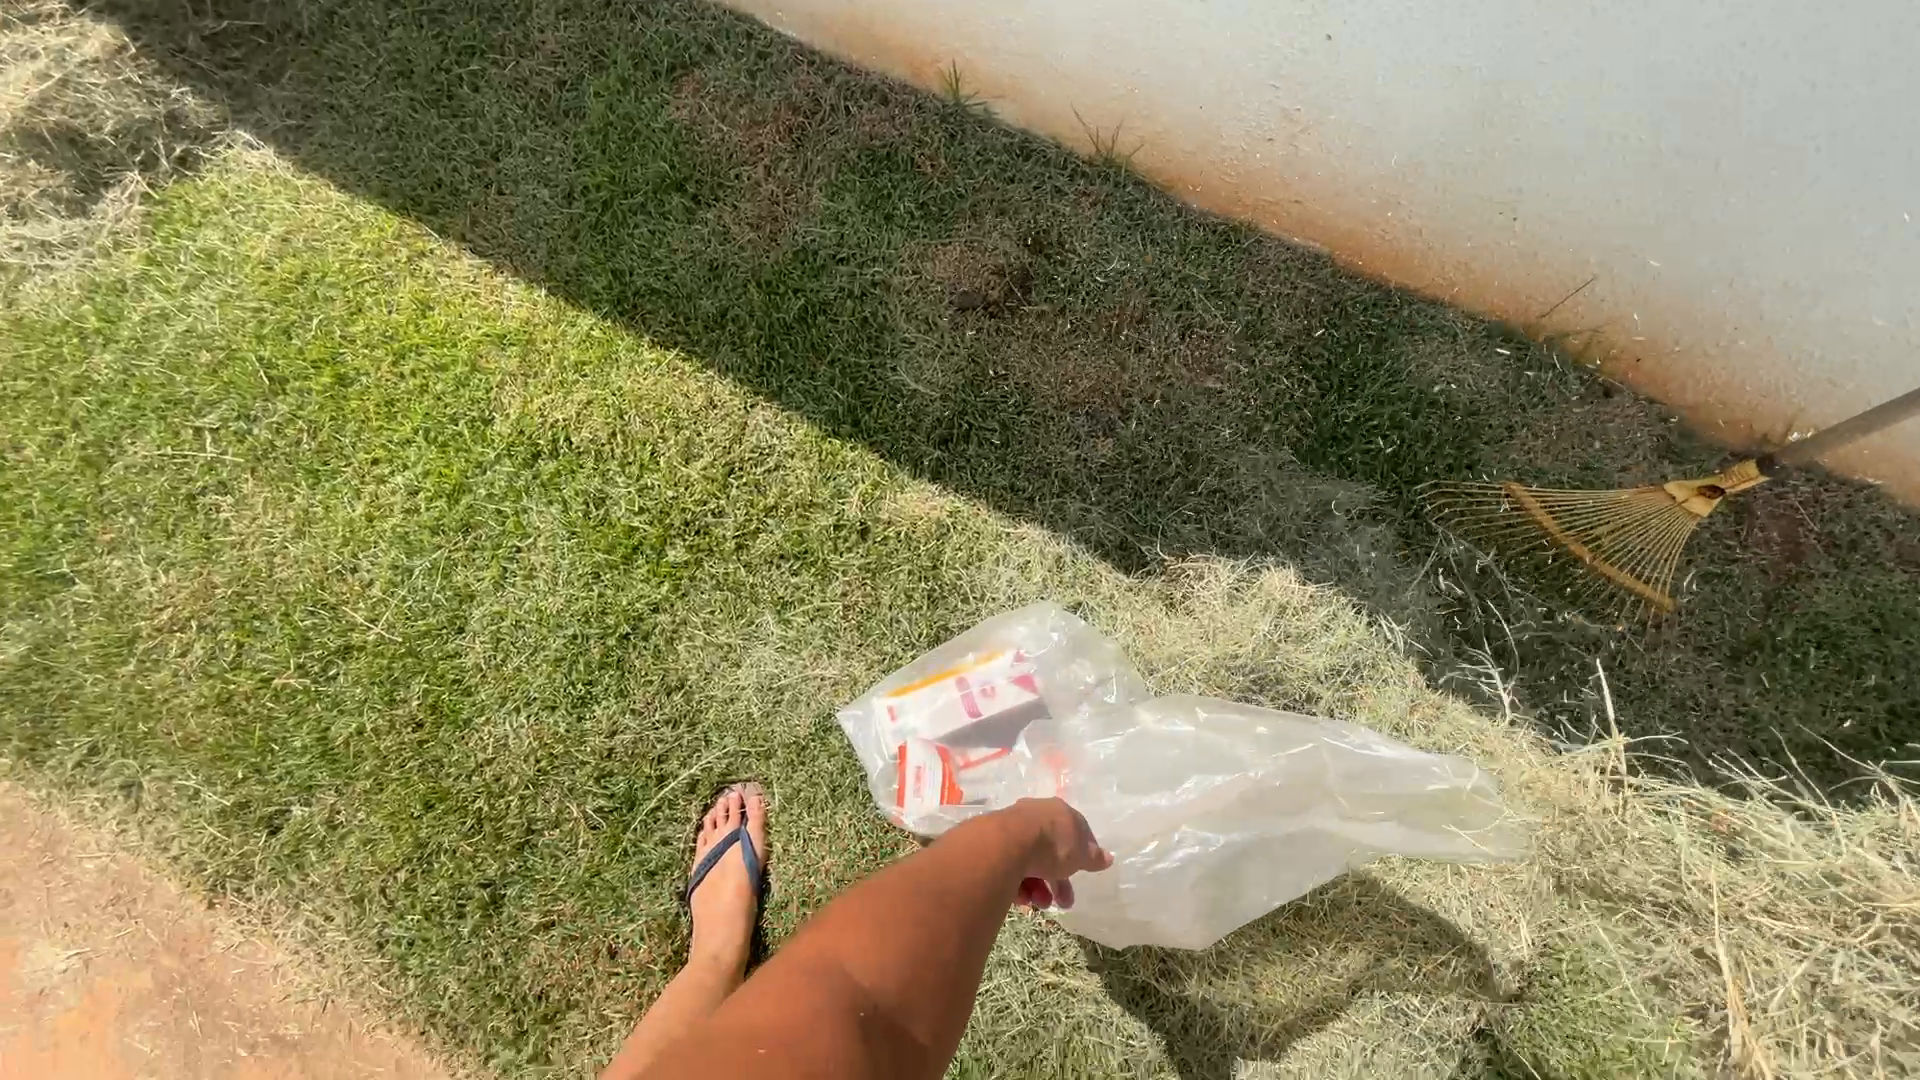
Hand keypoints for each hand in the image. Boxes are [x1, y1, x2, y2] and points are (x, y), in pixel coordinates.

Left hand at [999, 797, 1111, 910]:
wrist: (1008, 844)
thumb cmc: (1052, 845)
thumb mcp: (1080, 854)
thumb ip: (1093, 857)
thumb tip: (1108, 857)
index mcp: (1059, 811)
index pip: (1075, 831)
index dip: (1082, 854)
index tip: (1083, 873)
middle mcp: (1036, 815)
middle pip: (1052, 851)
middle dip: (1059, 881)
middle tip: (1063, 903)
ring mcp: (1014, 828)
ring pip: (1031, 862)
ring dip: (1039, 887)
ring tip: (1039, 903)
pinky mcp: (996, 844)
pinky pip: (1012, 866)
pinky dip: (1018, 883)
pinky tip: (1022, 898)